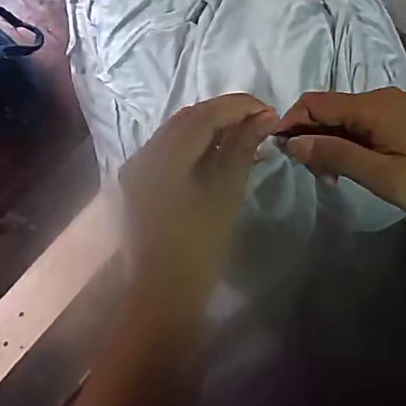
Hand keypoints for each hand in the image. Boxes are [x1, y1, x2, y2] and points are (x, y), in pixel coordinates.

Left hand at [118, 93, 279, 311]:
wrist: (161, 298)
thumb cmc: (198, 251)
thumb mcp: (225, 196)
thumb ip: (241, 150)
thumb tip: (263, 117)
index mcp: (161, 158)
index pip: (202, 115)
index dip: (238, 107)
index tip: (270, 110)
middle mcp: (142, 154)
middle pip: (186, 119)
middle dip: (225, 113)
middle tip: (261, 119)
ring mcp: (136, 167)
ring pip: (176, 131)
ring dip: (210, 126)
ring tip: (246, 132)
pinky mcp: (138, 181)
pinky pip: (169, 148)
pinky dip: (195, 143)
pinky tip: (218, 150)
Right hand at [276, 87, 405, 226]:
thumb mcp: (382, 176)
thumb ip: (336, 155)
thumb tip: (293, 141)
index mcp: (374, 106)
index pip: (315, 102)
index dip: (290, 122)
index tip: (277, 151)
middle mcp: (381, 98)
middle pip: (328, 107)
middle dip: (309, 135)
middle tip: (309, 172)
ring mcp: (393, 107)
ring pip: (343, 117)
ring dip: (327, 141)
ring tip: (329, 175)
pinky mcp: (401, 120)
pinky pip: (361, 123)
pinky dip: (346, 141)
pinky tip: (349, 166)